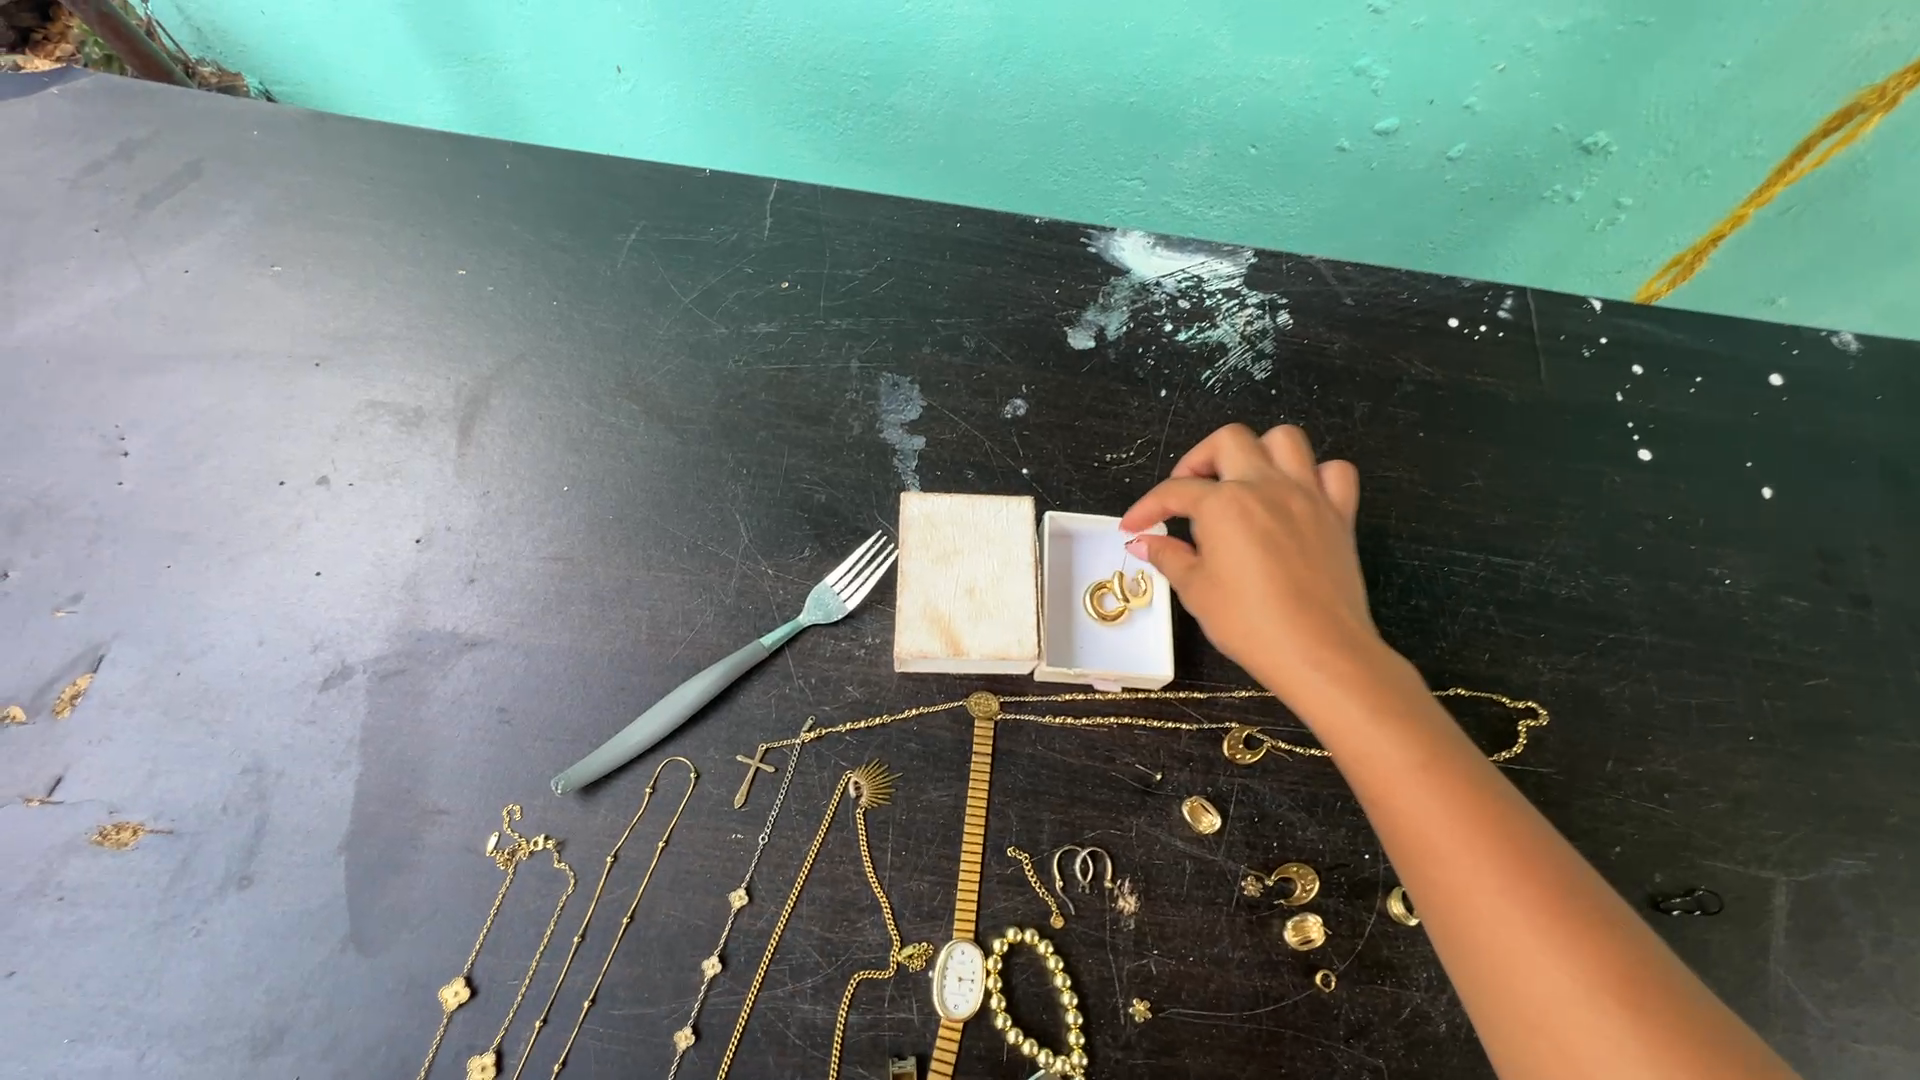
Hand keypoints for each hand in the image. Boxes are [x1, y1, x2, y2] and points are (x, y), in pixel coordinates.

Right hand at [1120, 424, 1377, 698]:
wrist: (1318, 652)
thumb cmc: (1249, 623)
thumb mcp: (1195, 591)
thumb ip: (1169, 556)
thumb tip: (1143, 542)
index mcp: (1224, 503)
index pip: (1174, 491)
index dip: (1147, 507)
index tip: (1134, 526)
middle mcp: (1265, 485)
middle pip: (1229, 440)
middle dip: (1200, 459)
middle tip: (1188, 492)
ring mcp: (1307, 495)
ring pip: (1284, 439)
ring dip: (1257, 452)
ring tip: (1241, 482)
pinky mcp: (1340, 514)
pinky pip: (1334, 472)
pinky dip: (1314, 475)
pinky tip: (1295, 497)